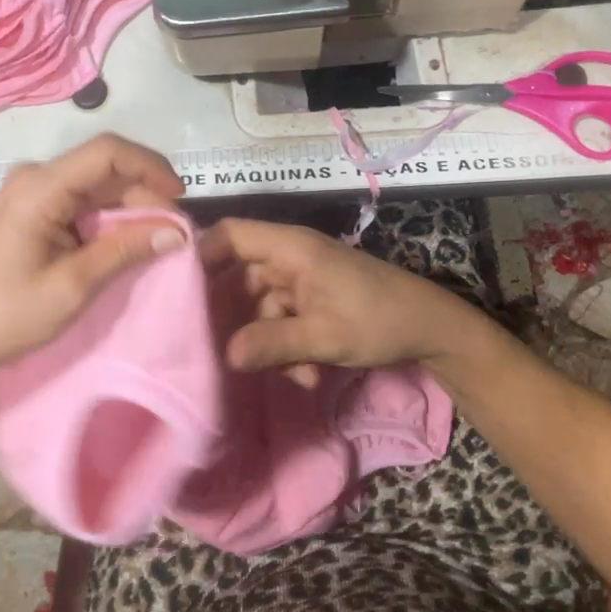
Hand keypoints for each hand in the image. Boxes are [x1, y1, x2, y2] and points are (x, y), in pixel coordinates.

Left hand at [0, 135, 186, 388]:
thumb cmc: (7, 315)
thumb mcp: (73, 286)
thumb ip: (125, 251)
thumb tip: (178, 231)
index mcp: (39, 187)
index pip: (107, 152)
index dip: (150, 166)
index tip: (181, 198)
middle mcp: (34, 178)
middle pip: (103, 167)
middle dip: (144, 193)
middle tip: (174, 232)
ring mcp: (30, 193)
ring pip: (95, 185)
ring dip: (129, 208)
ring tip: (157, 240)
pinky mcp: (30, 211)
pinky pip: (79, 202)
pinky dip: (108, 219)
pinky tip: (127, 243)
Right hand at [199, 218, 481, 385]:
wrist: (434, 330)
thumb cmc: (379, 319)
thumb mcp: (325, 335)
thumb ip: (273, 342)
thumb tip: (225, 355)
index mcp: (290, 247)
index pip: (230, 234)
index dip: (200, 254)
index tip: (176, 290)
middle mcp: (289, 257)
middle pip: (237, 276)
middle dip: (232, 317)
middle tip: (214, 349)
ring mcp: (300, 279)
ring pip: (259, 306)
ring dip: (268, 342)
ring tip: (293, 374)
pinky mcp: (311, 301)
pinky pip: (281, 320)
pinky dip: (288, 347)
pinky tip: (308, 377)